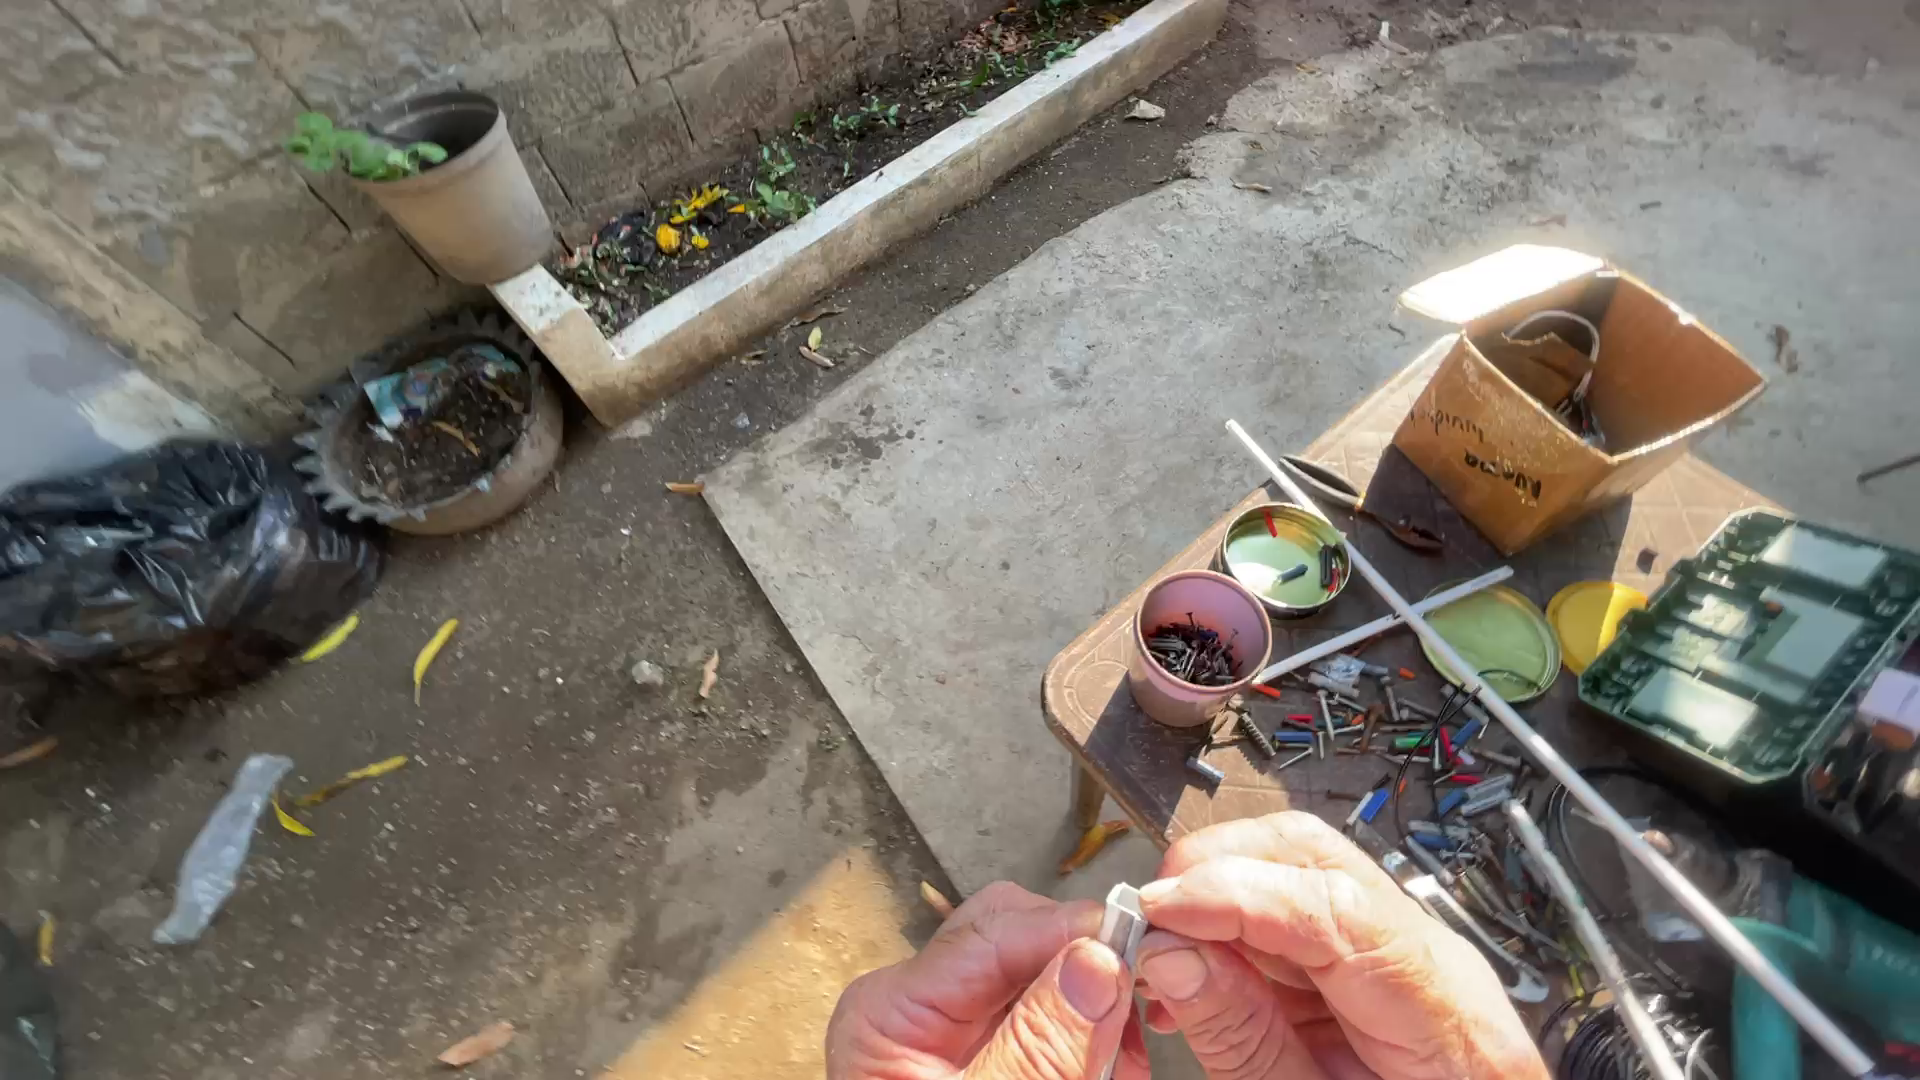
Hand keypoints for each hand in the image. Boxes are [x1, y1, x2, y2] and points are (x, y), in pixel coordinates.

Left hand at [825, 881, 1149, 1079]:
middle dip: (1081, 962)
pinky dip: (1086, 1033)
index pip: (987, 932)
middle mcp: (918, 1001)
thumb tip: (1096, 961)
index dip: (1066, 930)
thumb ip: (1038, 1050)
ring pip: (1038, 966)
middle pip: (1013, 934)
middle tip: (1138, 1011)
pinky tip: (1111, 1067)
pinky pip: (1045, 1011)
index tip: (1133, 948)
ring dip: (1093, 1000)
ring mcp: (951, 1023)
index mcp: (891, 1010)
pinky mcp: (987, 1047)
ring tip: (1128, 1057)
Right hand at [1133, 811, 1547, 1079]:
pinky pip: (1277, 903)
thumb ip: (1244, 1045)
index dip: (1230, 893)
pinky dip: (1222, 923)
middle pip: (1308, 853)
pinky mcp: (1358, 951)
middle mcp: (1428, 955)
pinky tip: (1193, 971)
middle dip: (1213, 868)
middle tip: (1153, 920)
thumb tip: (1168, 954)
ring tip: (1165, 951)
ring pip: (1284, 864)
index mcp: (1447, 1019)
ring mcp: (1393, 942)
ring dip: (1209, 892)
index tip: (1156, 910)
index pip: (1331, 906)